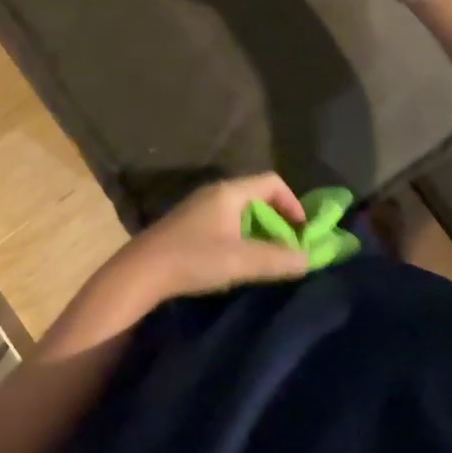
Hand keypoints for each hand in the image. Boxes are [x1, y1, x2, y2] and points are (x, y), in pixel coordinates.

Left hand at [112, 173, 313, 300]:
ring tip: (269, 257)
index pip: (272, 181)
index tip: (302, 232)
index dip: (293, 203)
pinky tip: (240, 260)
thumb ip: (279, 259)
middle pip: (258, 196)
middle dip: (279, 219)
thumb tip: (309, 257)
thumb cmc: (194, 259)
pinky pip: (226, 221)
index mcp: (229, 192)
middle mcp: (215, 192)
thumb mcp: (242, 261)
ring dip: (260, 230)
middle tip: (290, 247)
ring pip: (241, 211)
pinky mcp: (190, 224)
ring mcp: (200, 207)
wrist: (142, 271)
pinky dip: (242, 235)